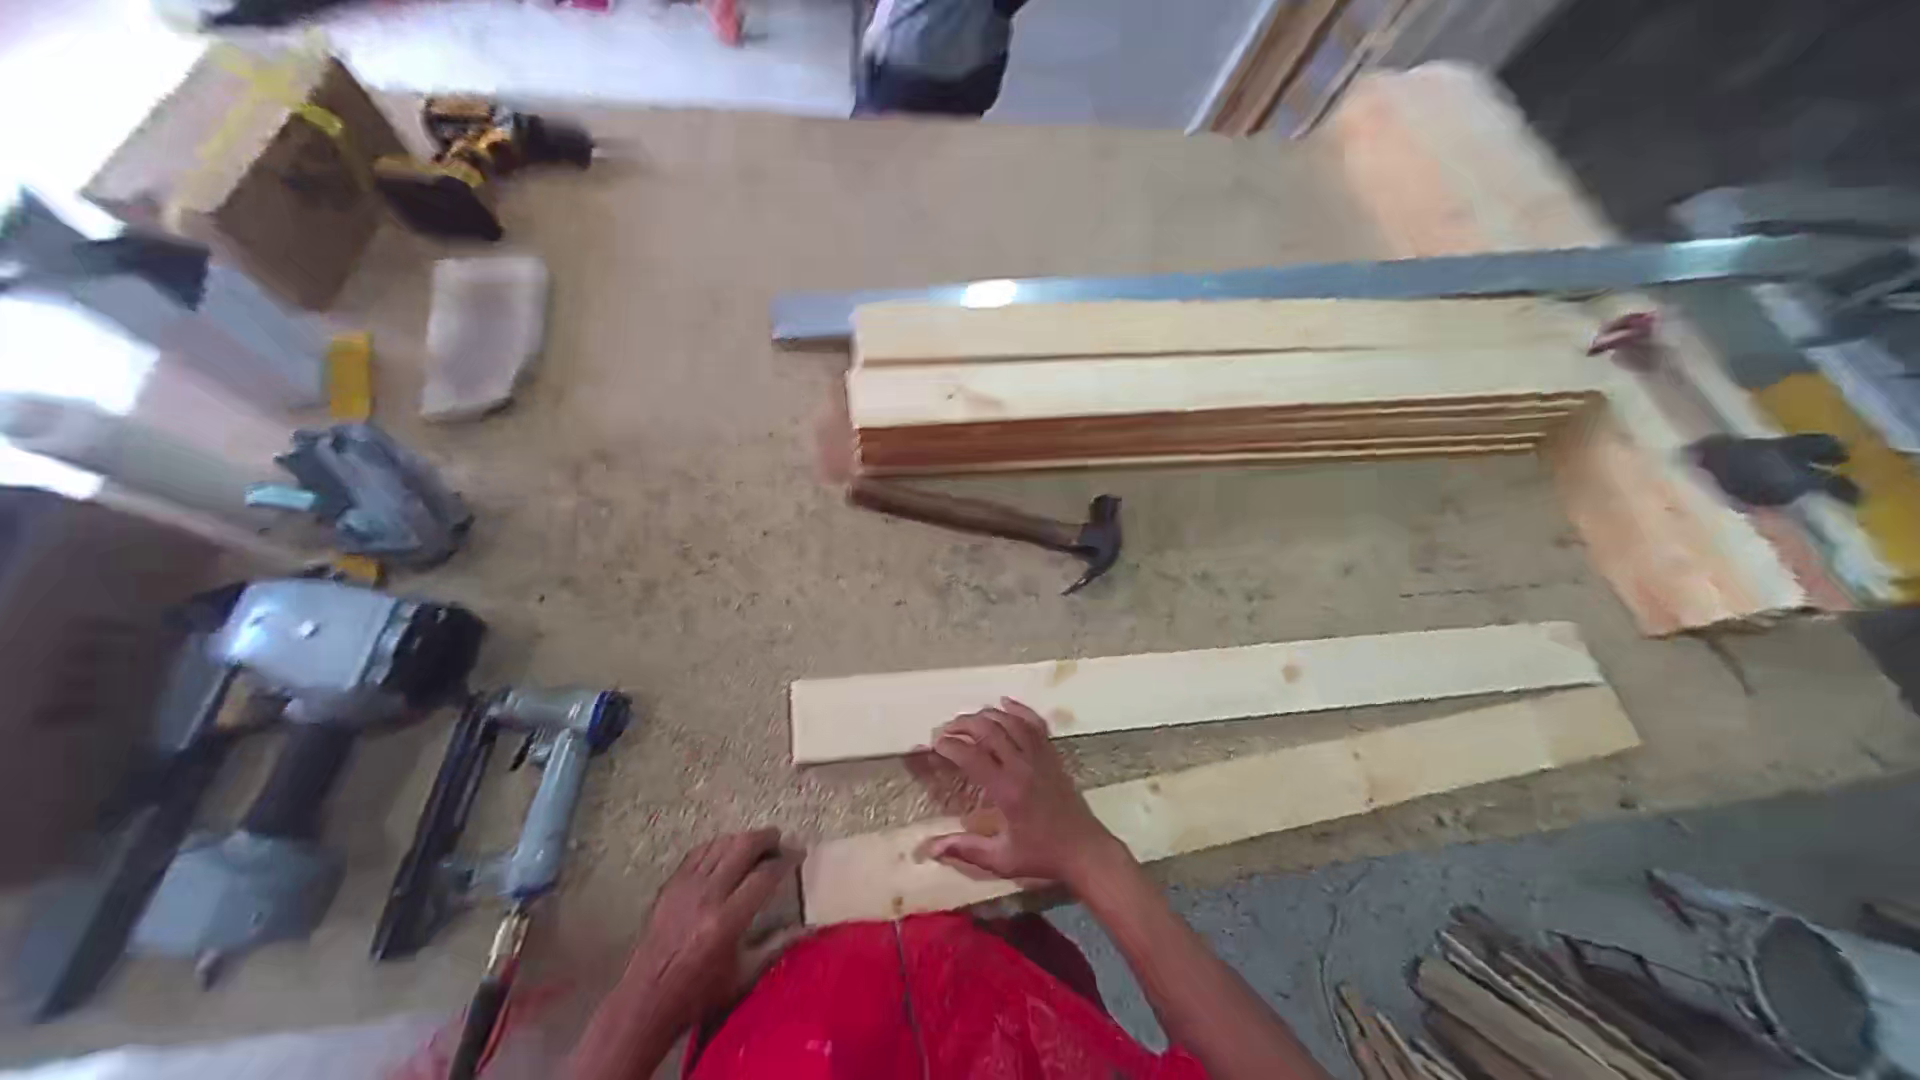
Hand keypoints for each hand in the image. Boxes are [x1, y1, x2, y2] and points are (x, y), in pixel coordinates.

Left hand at [625, 828, 796, 1027]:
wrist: (645, 1002)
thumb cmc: (698, 994)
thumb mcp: (744, 976)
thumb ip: (777, 946)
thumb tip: (808, 928)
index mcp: (727, 921)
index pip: (765, 874)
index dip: (786, 859)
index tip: (798, 854)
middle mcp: (707, 896)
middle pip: (743, 847)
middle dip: (767, 838)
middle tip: (780, 841)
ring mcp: (685, 887)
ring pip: (721, 843)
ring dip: (743, 839)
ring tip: (757, 845)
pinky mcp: (670, 886)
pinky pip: (699, 852)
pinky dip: (718, 846)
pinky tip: (726, 853)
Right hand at [923, 699, 1131, 889]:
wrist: (1084, 850)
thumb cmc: (1042, 856)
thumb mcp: (1001, 859)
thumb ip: (966, 850)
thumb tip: (930, 848)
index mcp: (1007, 790)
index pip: (972, 756)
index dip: (951, 746)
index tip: (936, 745)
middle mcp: (1023, 766)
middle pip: (990, 730)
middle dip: (964, 725)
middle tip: (947, 730)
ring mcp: (1040, 757)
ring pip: (1011, 722)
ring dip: (987, 715)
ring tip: (968, 719)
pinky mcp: (1052, 755)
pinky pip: (1036, 724)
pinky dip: (1019, 710)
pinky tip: (1005, 703)